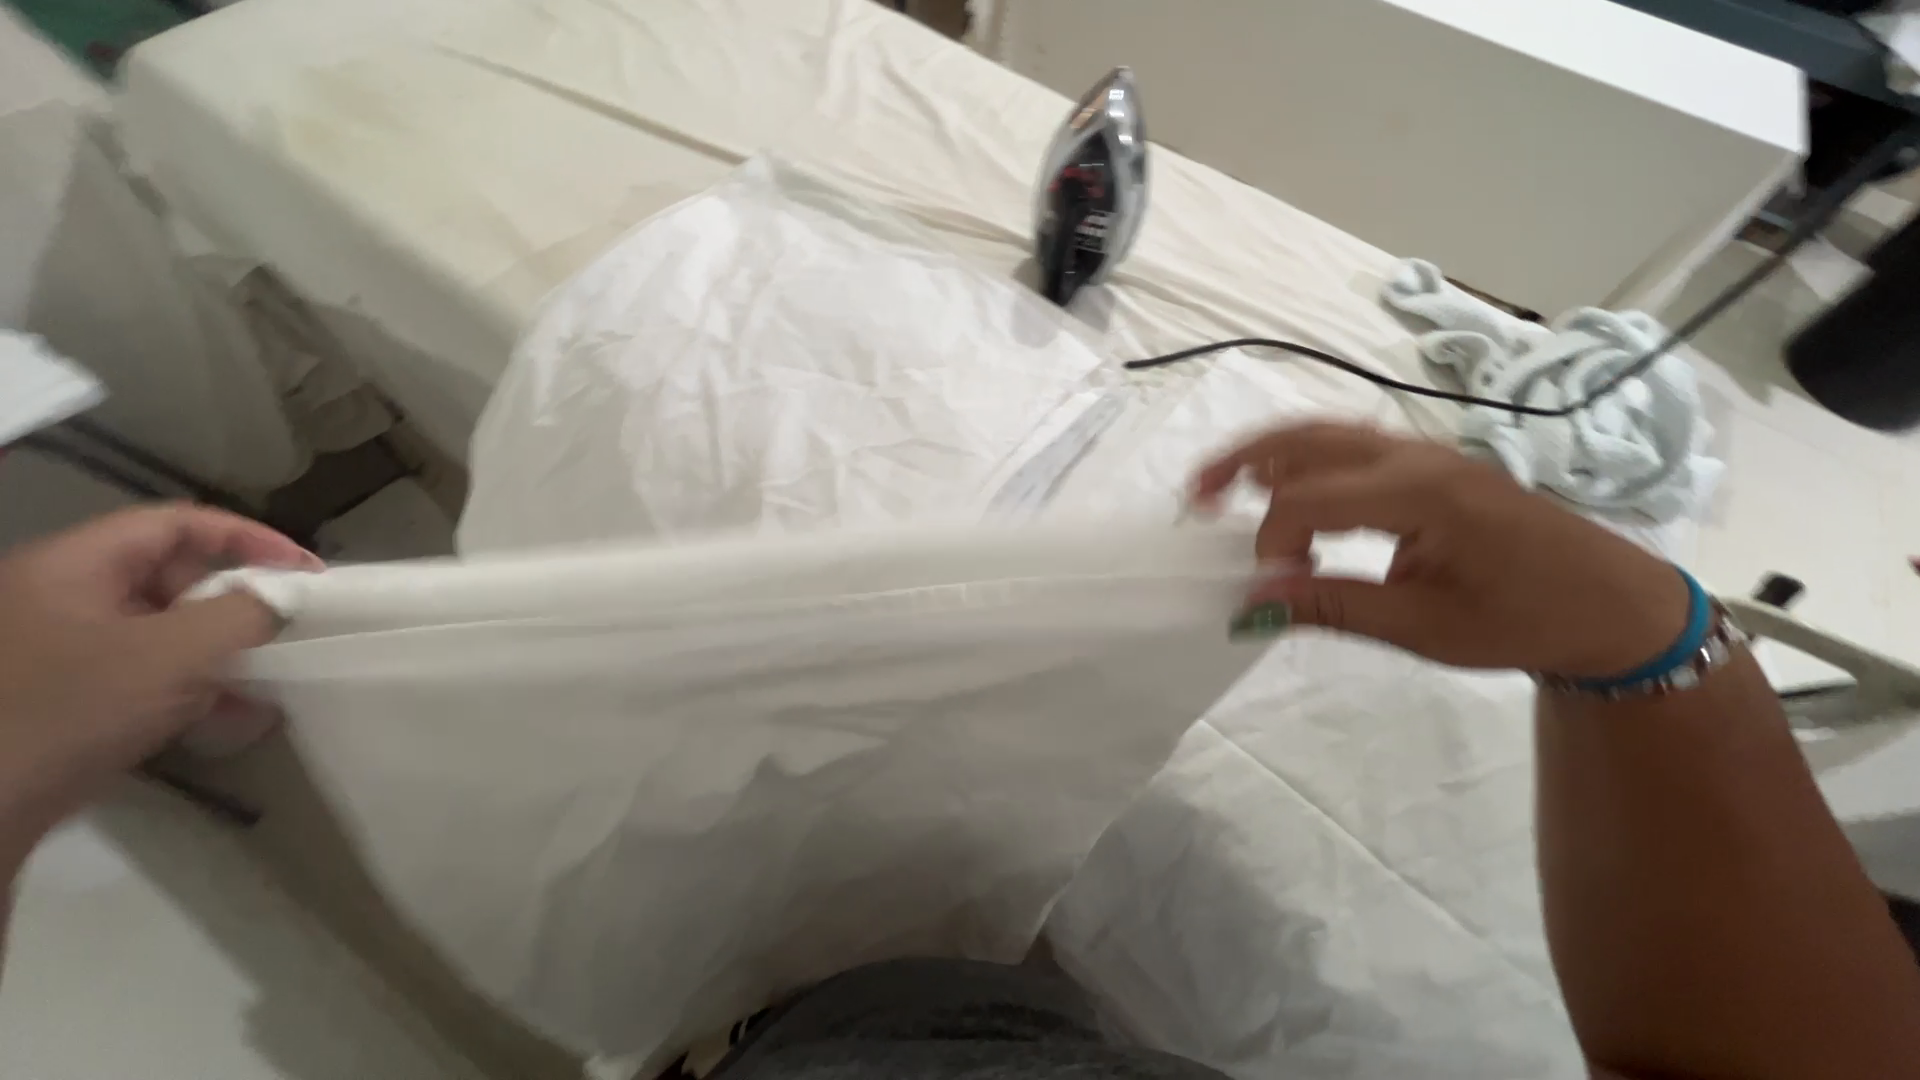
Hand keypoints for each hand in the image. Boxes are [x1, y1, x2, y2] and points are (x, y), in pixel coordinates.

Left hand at [0, 505, 316, 859]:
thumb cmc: (68, 711)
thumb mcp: (175, 652)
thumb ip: (246, 611)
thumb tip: (286, 597)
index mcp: (70, 569)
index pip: (175, 522)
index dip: (249, 537)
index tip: (306, 572)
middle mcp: (59, 600)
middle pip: (173, 574)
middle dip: (238, 600)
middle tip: (286, 628)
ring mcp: (59, 653)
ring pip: (166, 629)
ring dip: (226, 650)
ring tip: (269, 678)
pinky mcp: (67, 700)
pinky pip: (148, 675)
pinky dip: (198, 688)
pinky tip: (235, 717)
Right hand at [1194, 422, 1688, 676]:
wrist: (1613, 605)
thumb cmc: (1524, 620)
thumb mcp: (1422, 627)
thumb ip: (1331, 606)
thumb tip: (1253, 601)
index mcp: (1420, 495)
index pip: (1309, 500)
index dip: (1271, 542)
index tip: (1269, 588)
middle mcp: (1415, 457)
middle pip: (1306, 438)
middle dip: (1242, 461)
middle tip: (1195, 493)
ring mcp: (1423, 453)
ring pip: (1325, 433)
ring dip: (1269, 453)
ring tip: (1225, 485)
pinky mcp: (1426, 464)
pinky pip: (1349, 446)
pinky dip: (1303, 459)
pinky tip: (1285, 486)